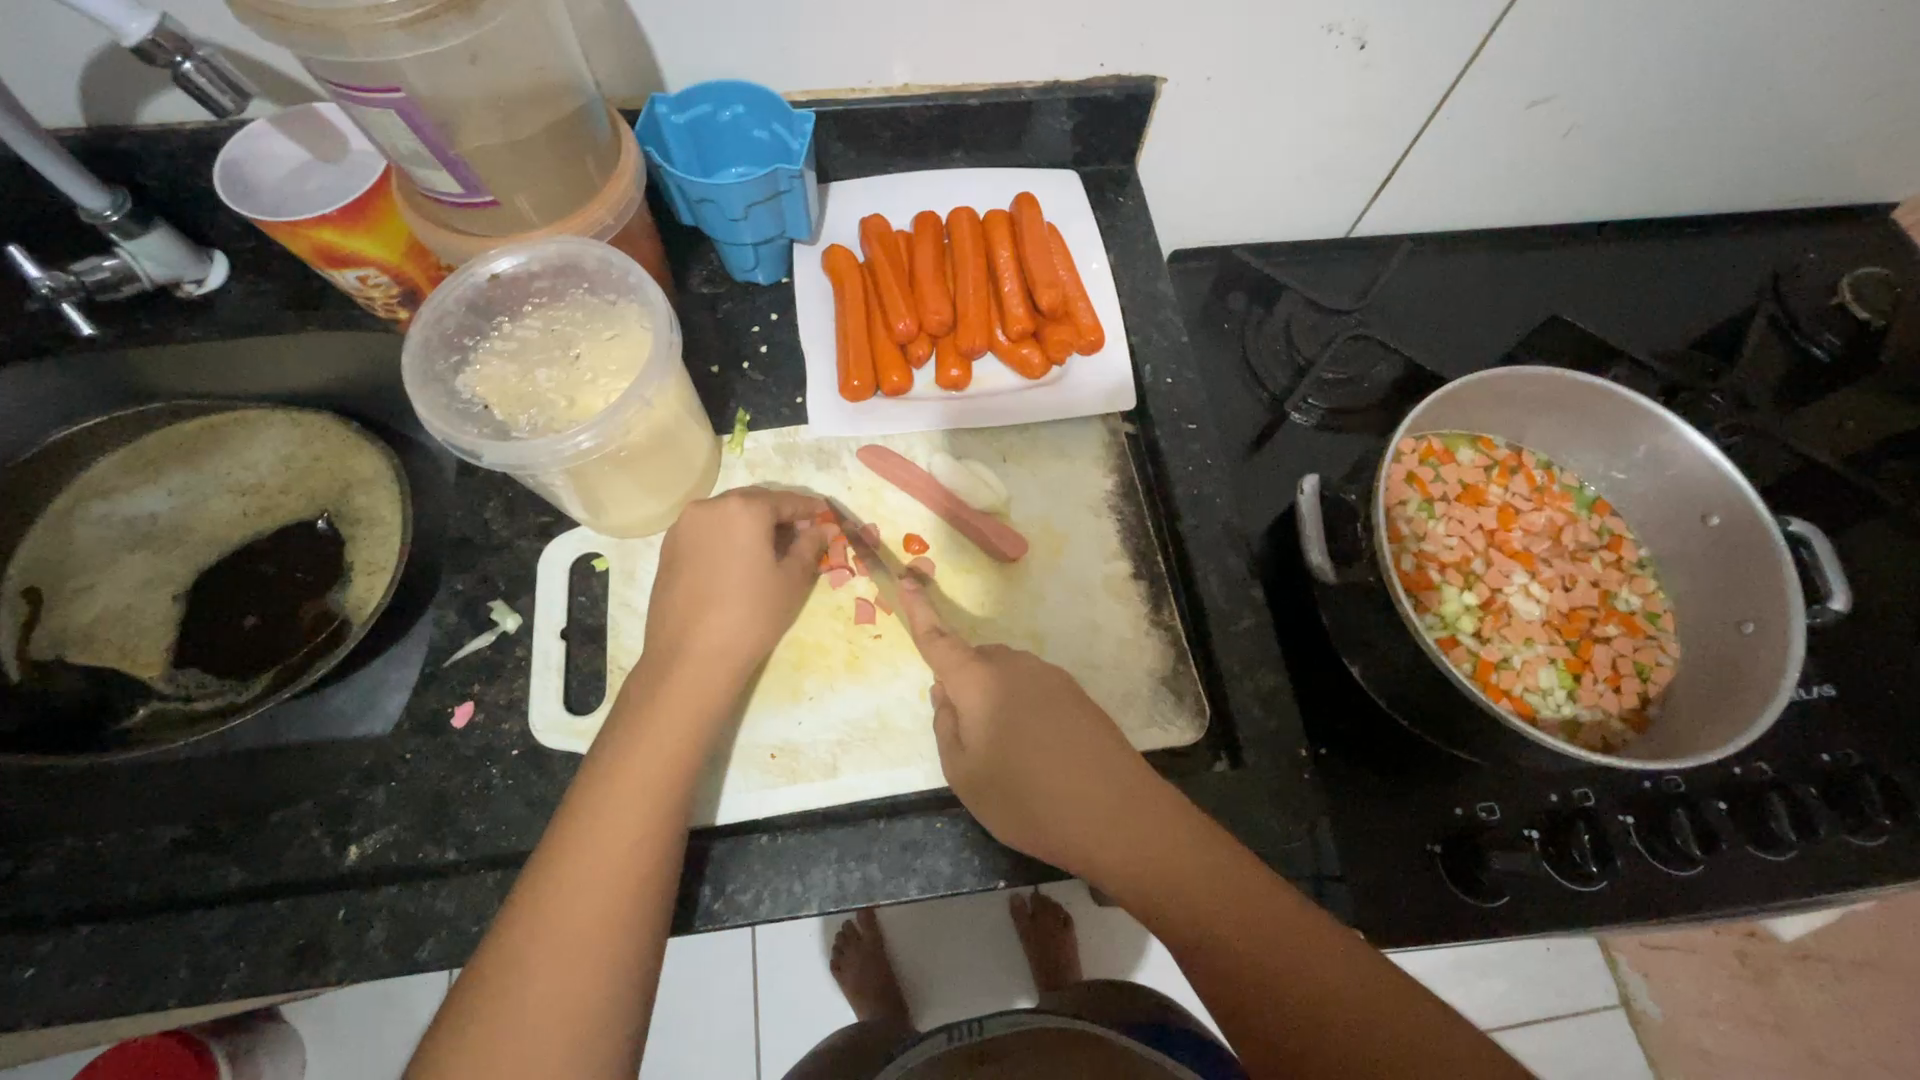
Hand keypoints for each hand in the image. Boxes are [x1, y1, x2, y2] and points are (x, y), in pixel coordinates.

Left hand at [636, 486, 829, 689]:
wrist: (691, 657)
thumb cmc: (752, 615)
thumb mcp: (791, 580)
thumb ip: (809, 546)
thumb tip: (823, 528)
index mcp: (743, 508)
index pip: (785, 500)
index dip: (808, 508)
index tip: (824, 517)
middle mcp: (708, 507)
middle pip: (752, 502)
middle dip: (778, 514)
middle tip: (800, 535)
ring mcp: (682, 528)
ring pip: (726, 516)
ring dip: (750, 525)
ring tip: (770, 550)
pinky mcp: (668, 549)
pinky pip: (706, 533)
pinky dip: (727, 538)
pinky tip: (739, 562)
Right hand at [896, 579, 1170, 877]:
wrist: (1116, 813)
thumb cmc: (1026, 799)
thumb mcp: (964, 775)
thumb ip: (945, 727)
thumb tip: (945, 693)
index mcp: (979, 681)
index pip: (939, 641)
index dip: (920, 612)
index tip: (906, 579)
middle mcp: (1015, 666)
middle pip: (975, 663)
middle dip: (964, 687)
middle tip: (970, 741)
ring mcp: (1051, 677)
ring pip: (1006, 677)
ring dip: (996, 702)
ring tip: (1010, 758)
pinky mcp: (1077, 694)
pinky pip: (1034, 690)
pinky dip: (1025, 711)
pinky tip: (1041, 755)